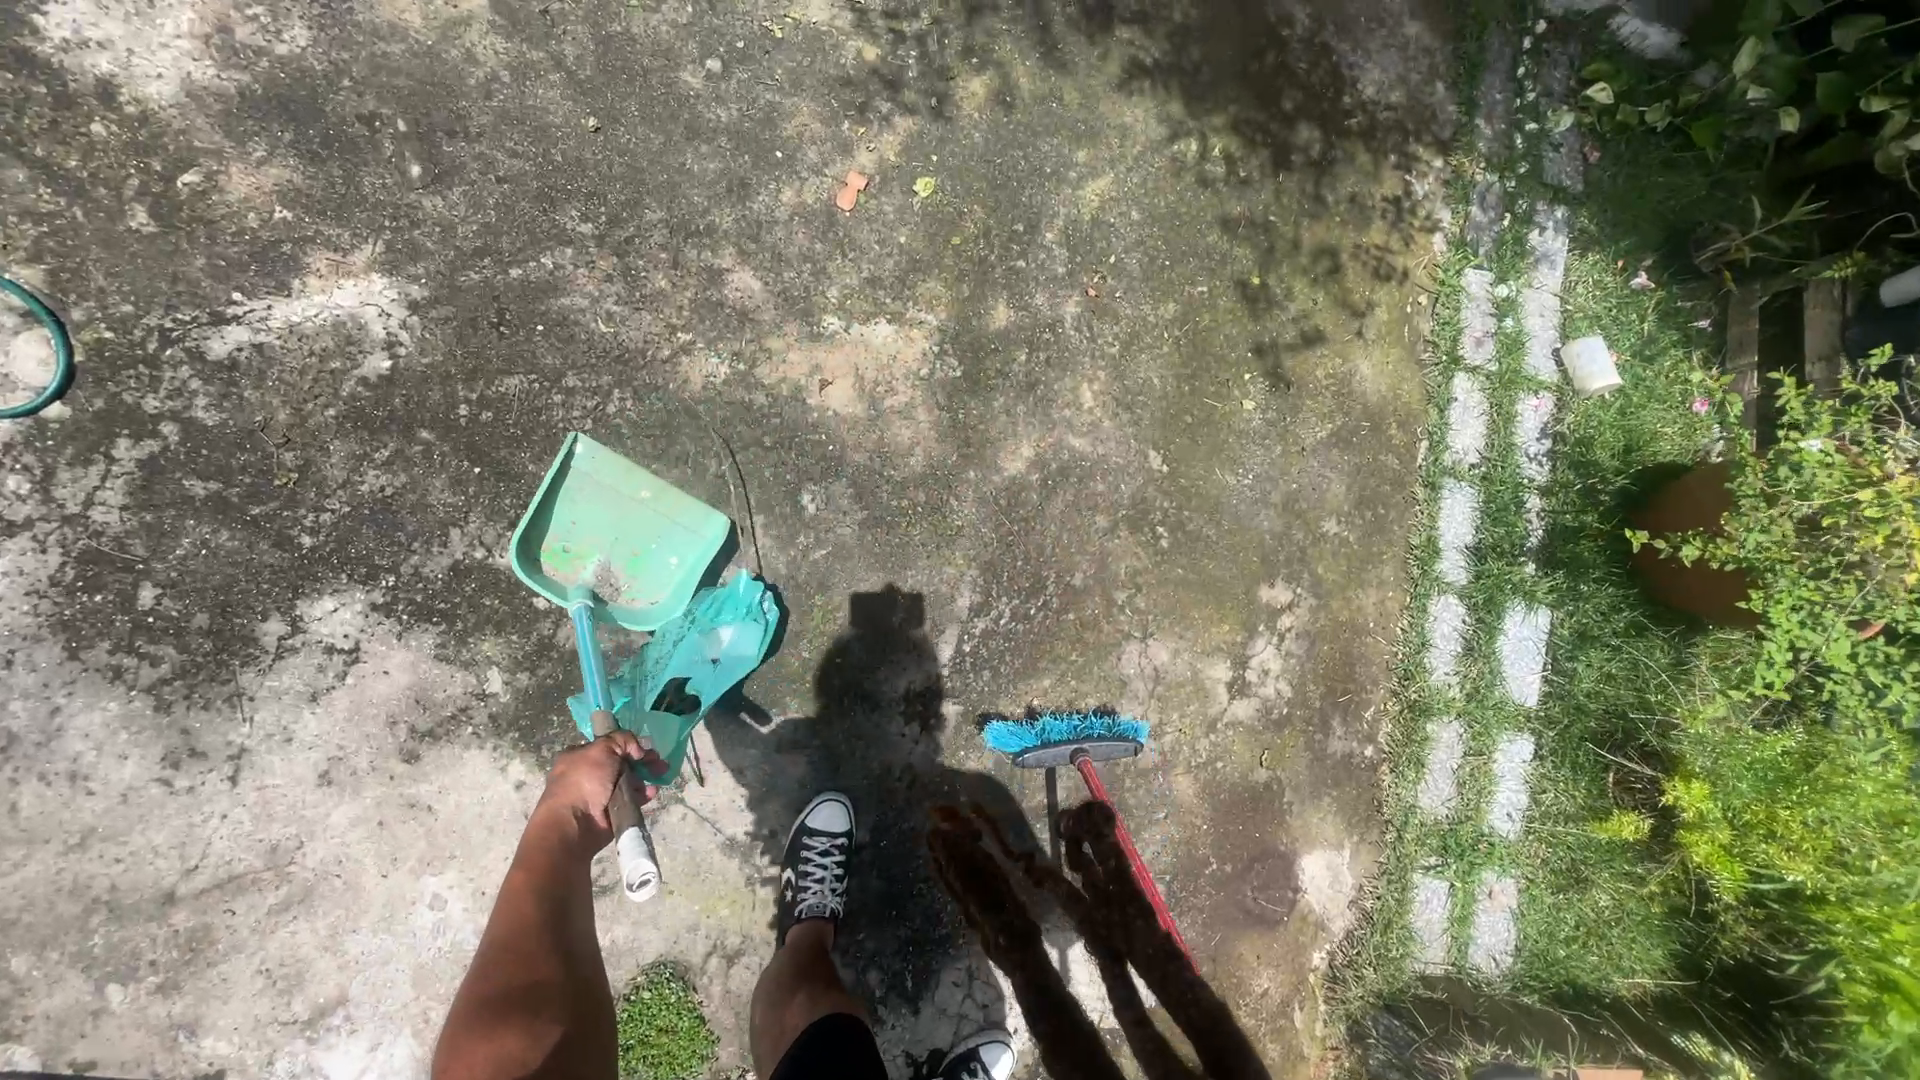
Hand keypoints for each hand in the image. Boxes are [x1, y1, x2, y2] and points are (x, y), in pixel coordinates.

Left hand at [532, 733, 660, 849]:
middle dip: (643, 761)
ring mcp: (600, 794)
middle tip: (658, 761)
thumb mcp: (602, 748)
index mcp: (581, 757)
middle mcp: (589, 775)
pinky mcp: (612, 811)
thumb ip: (623, 739)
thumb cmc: (585, 780)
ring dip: (646, 777)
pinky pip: (632, 798)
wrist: (575, 822)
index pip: (609, 747)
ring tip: (660, 774)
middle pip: (623, 764)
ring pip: (630, 781)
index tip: (644, 748)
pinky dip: (644, 794)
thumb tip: (637, 750)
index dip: (629, 746)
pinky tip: (652, 791)